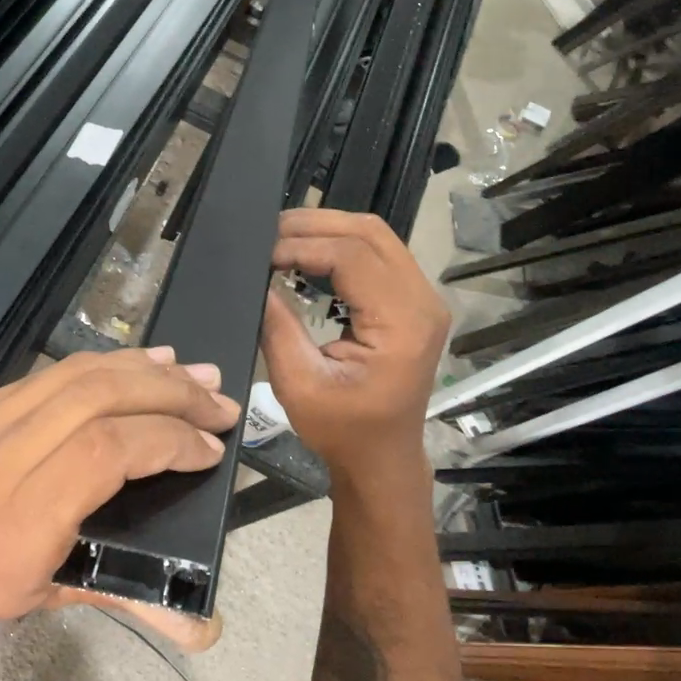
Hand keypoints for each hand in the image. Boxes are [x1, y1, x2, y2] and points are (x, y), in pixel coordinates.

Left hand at [0, 347, 240, 628]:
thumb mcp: (49, 596)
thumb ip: (127, 594)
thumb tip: (204, 629)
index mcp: (22, 511)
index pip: (106, 450)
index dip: (167, 440)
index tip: (209, 451)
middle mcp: (2, 453)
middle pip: (97, 397)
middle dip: (169, 393)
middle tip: (219, 402)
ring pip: (75, 374)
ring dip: (143, 369)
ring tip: (194, 375)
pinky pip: (51, 373)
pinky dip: (104, 365)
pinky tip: (139, 365)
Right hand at [258, 209, 448, 470]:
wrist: (380, 454)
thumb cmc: (341, 427)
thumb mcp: (298, 383)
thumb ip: (279, 328)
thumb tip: (259, 281)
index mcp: (401, 322)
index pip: (352, 257)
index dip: (302, 247)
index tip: (261, 257)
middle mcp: (421, 301)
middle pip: (370, 233)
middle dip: (315, 225)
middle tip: (266, 234)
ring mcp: (421, 299)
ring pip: (376, 236)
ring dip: (327, 230)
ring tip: (281, 239)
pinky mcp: (410, 302)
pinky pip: (378, 254)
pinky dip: (339, 245)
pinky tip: (306, 256)